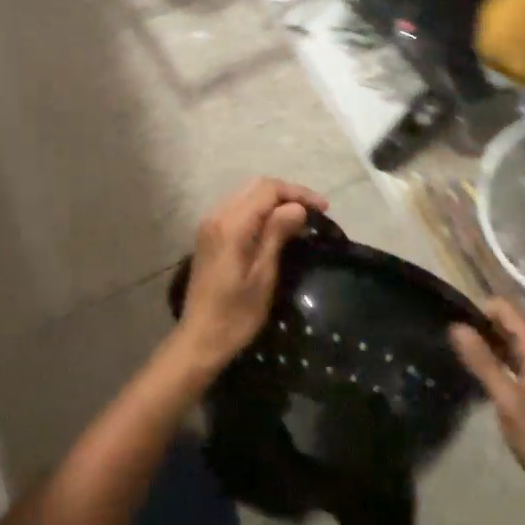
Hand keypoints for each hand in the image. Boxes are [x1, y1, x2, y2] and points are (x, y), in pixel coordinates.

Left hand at [171, 178, 328, 375]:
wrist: (200, 338)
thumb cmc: (236, 314)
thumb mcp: (263, 276)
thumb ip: (277, 234)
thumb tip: (296, 207)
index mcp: (231, 224)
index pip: (267, 190)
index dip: (297, 193)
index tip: (324, 208)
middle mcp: (217, 215)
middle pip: (256, 186)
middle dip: (287, 193)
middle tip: (314, 211)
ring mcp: (210, 224)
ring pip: (245, 195)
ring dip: (273, 200)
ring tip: (300, 217)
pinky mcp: (209, 235)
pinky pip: (237, 208)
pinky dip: (259, 209)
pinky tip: (276, 225)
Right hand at [449, 300, 524, 507]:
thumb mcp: (507, 399)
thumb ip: (482, 361)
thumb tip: (455, 326)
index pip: (506, 309)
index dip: (479, 309)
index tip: (452, 320)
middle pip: (507, 324)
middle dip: (479, 324)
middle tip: (448, 336)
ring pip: (507, 343)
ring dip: (484, 342)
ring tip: (455, 348)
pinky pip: (509, 360)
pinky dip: (491, 359)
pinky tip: (473, 369)